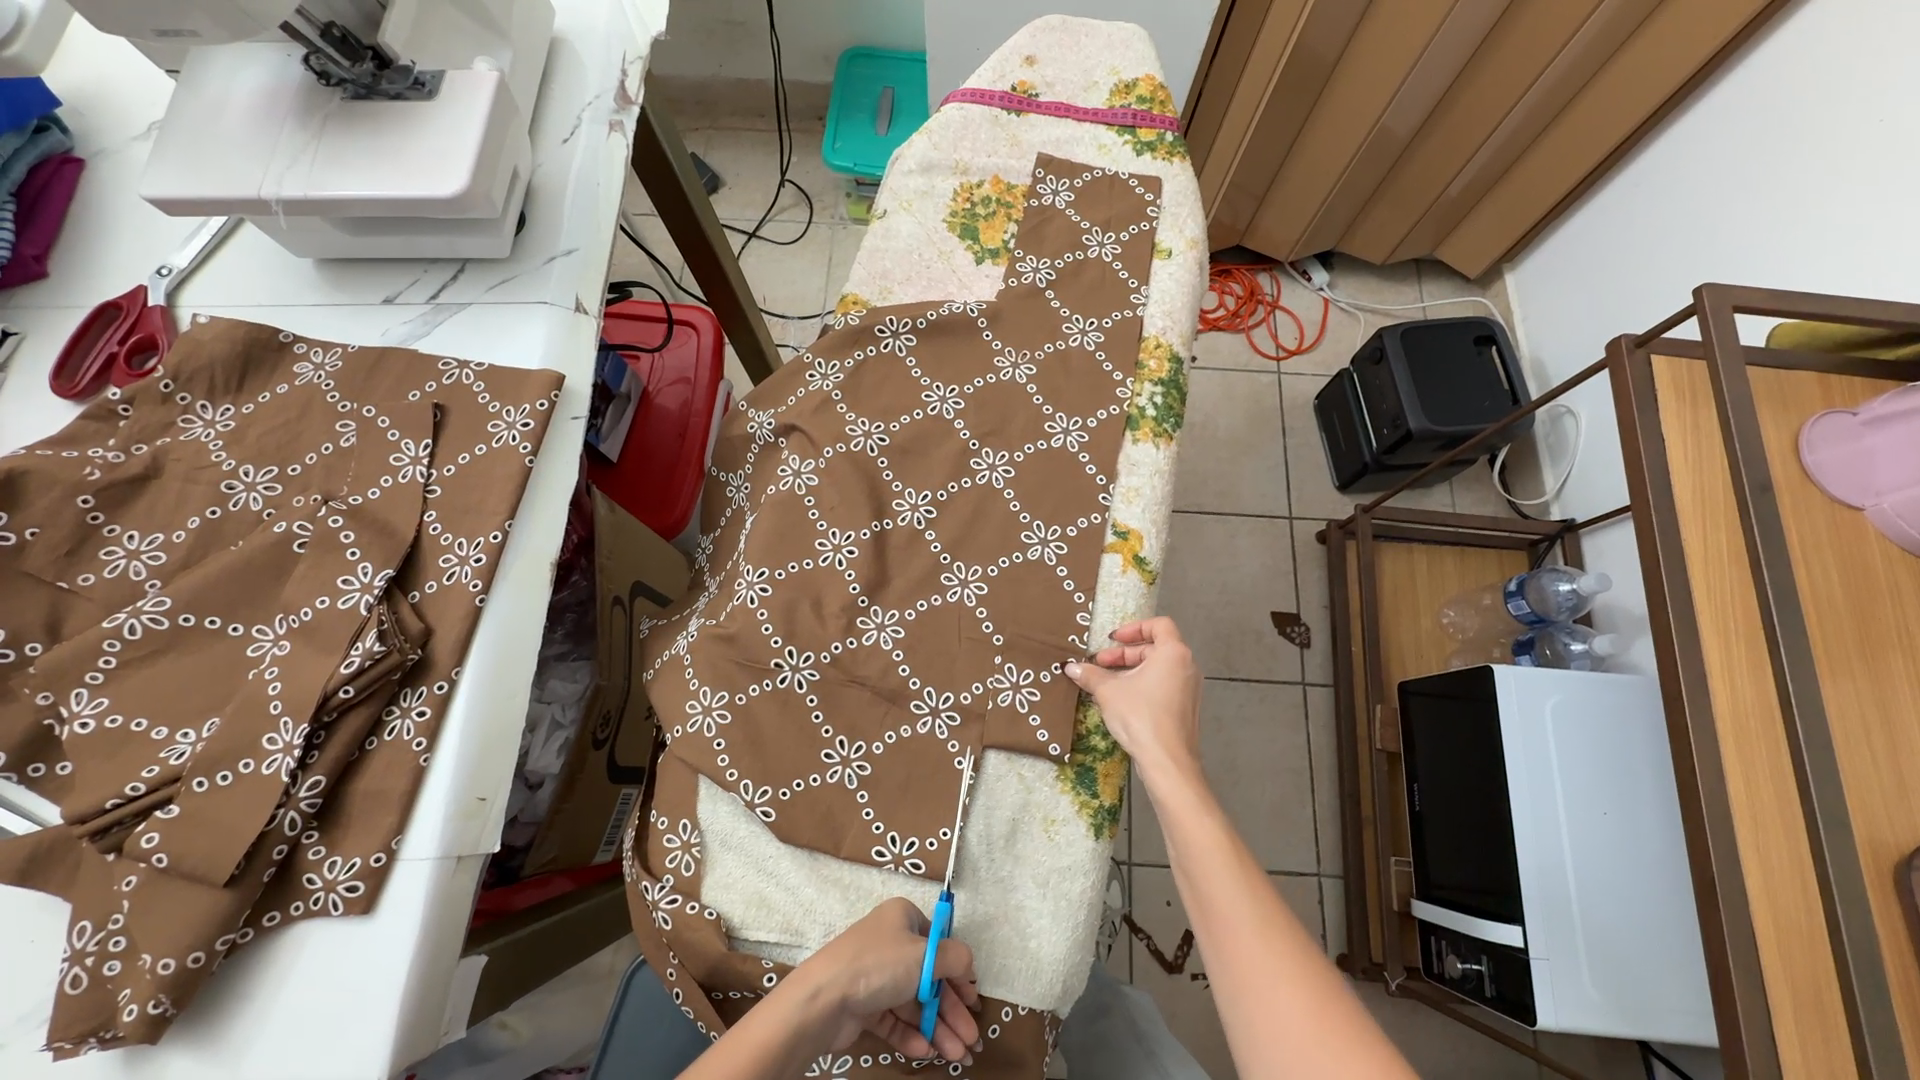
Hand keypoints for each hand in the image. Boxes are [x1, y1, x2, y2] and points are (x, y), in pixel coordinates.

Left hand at [790, 897, 982, 1063]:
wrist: (823, 999)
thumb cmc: (879, 965)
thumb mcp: (927, 954)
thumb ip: (956, 958)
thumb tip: (968, 967)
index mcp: (903, 919)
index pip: (940, 945)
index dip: (959, 974)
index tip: (974, 1002)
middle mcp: (890, 944)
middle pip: (929, 979)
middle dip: (952, 1012)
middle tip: (971, 1041)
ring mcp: (875, 976)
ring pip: (914, 1004)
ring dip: (937, 1029)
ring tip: (956, 1056)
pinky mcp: (864, 1005)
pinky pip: (894, 1020)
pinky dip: (912, 1035)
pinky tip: (927, 1052)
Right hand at [1064, 616, 1202, 785]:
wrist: (1168, 760)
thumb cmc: (1140, 715)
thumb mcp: (1109, 691)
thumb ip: (1090, 674)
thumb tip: (1070, 667)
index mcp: (1173, 653)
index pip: (1158, 625)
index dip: (1133, 628)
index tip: (1112, 640)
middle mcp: (1187, 666)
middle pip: (1155, 648)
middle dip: (1124, 654)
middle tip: (1099, 664)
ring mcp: (1189, 688)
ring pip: (1158, 668)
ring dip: (1130, 671)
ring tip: (1105, 683)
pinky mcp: (1186, 708)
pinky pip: (1163, 685)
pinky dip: (1142, 685)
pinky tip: (1120, 700)